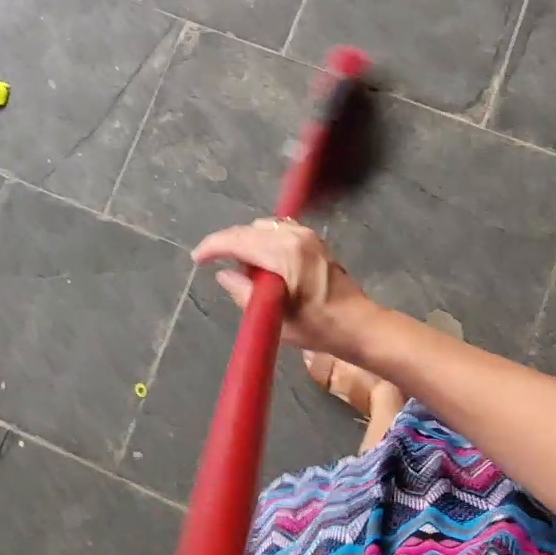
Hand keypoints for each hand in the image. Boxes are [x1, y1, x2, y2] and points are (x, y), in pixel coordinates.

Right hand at [191, 219, 379, 355]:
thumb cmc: (318, 327)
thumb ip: (244, 293)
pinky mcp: (314, 239)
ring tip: (240, 268)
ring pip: (264, 228)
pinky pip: (279, 230)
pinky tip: (262, 261)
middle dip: (229, 243)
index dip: (213, 246)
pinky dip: (264, 240)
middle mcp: (294, 236)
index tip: (197, 258)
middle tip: (214, 264)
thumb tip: (225, 274)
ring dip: (247, 241)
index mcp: (284, 253)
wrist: (358, 324)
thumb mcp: (275, 318)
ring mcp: (306, 235)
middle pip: (249, 230)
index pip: (239, 240)